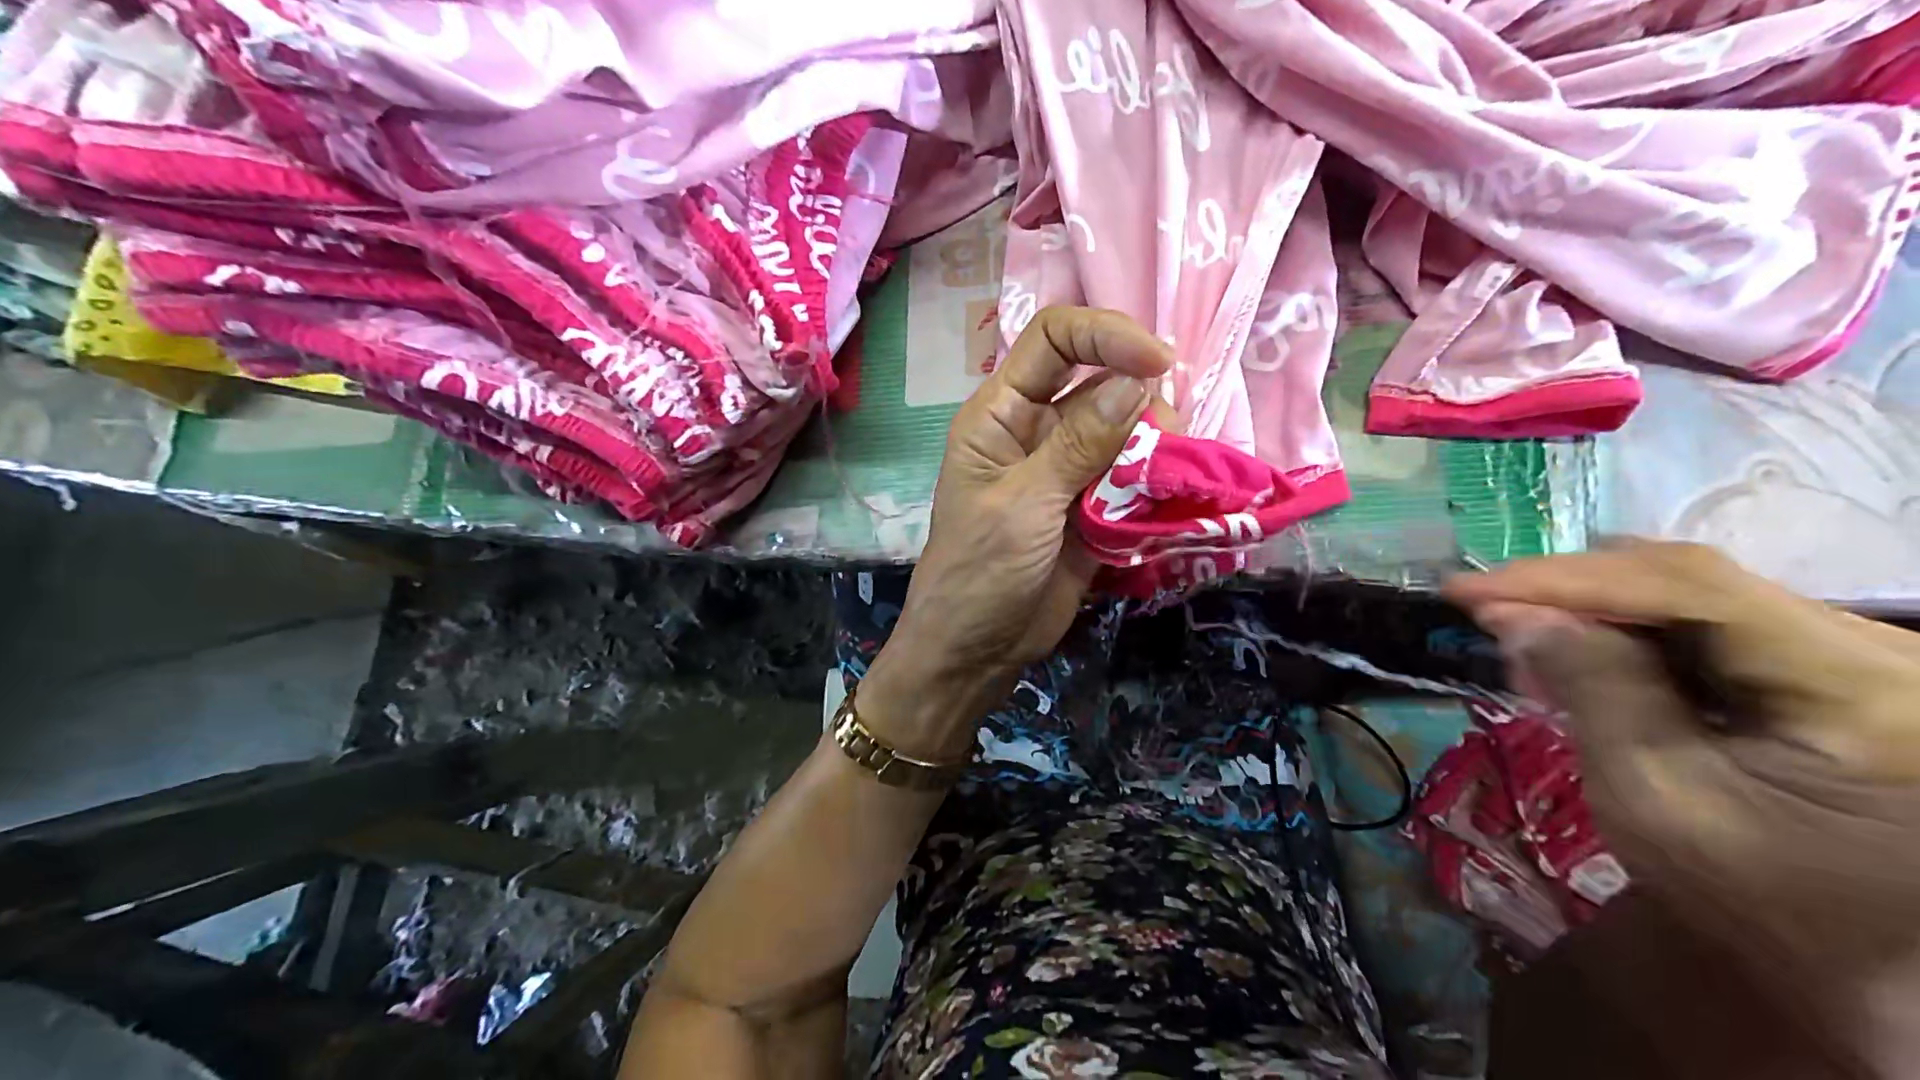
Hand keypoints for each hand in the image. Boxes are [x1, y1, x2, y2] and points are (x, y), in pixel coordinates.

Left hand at [857, 307, 1172, 759]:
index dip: (1106, 335)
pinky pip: (1135, 474)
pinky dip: (1158, 480)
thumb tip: (1139, 380)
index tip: (1159, 365)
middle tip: (1166, 445)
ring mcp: (1068, 468)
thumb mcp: (1023, 504)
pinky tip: (1172, 499)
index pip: (1054, 338)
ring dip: (1156, 447)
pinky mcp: (1094, 504)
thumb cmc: (978, 572)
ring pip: (1127, 428)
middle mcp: (1037, 429)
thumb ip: (1080, 444)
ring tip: (1163, 483)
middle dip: (1142, 401)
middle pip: (1102, 381)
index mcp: (1001, 413)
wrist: (977, 650)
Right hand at [1447, 541, 1919, 1067]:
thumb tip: (1514, 612)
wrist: (1866, 969)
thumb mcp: (1653, 792)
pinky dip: (1624, 633)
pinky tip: (1577, 654)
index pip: (1689, 588)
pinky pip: (1702, 626)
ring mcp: (1854, 658)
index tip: (1465, 592)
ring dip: (1590, 612)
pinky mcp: (1822, 673)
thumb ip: (1591, 686)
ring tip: (1521, 639)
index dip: (1566, 578)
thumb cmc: (1762, 901)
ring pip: (1689, 596)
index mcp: (1863, 685)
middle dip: (1571, 593)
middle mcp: (1876, 650)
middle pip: (1689, 582)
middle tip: (1485, 614)